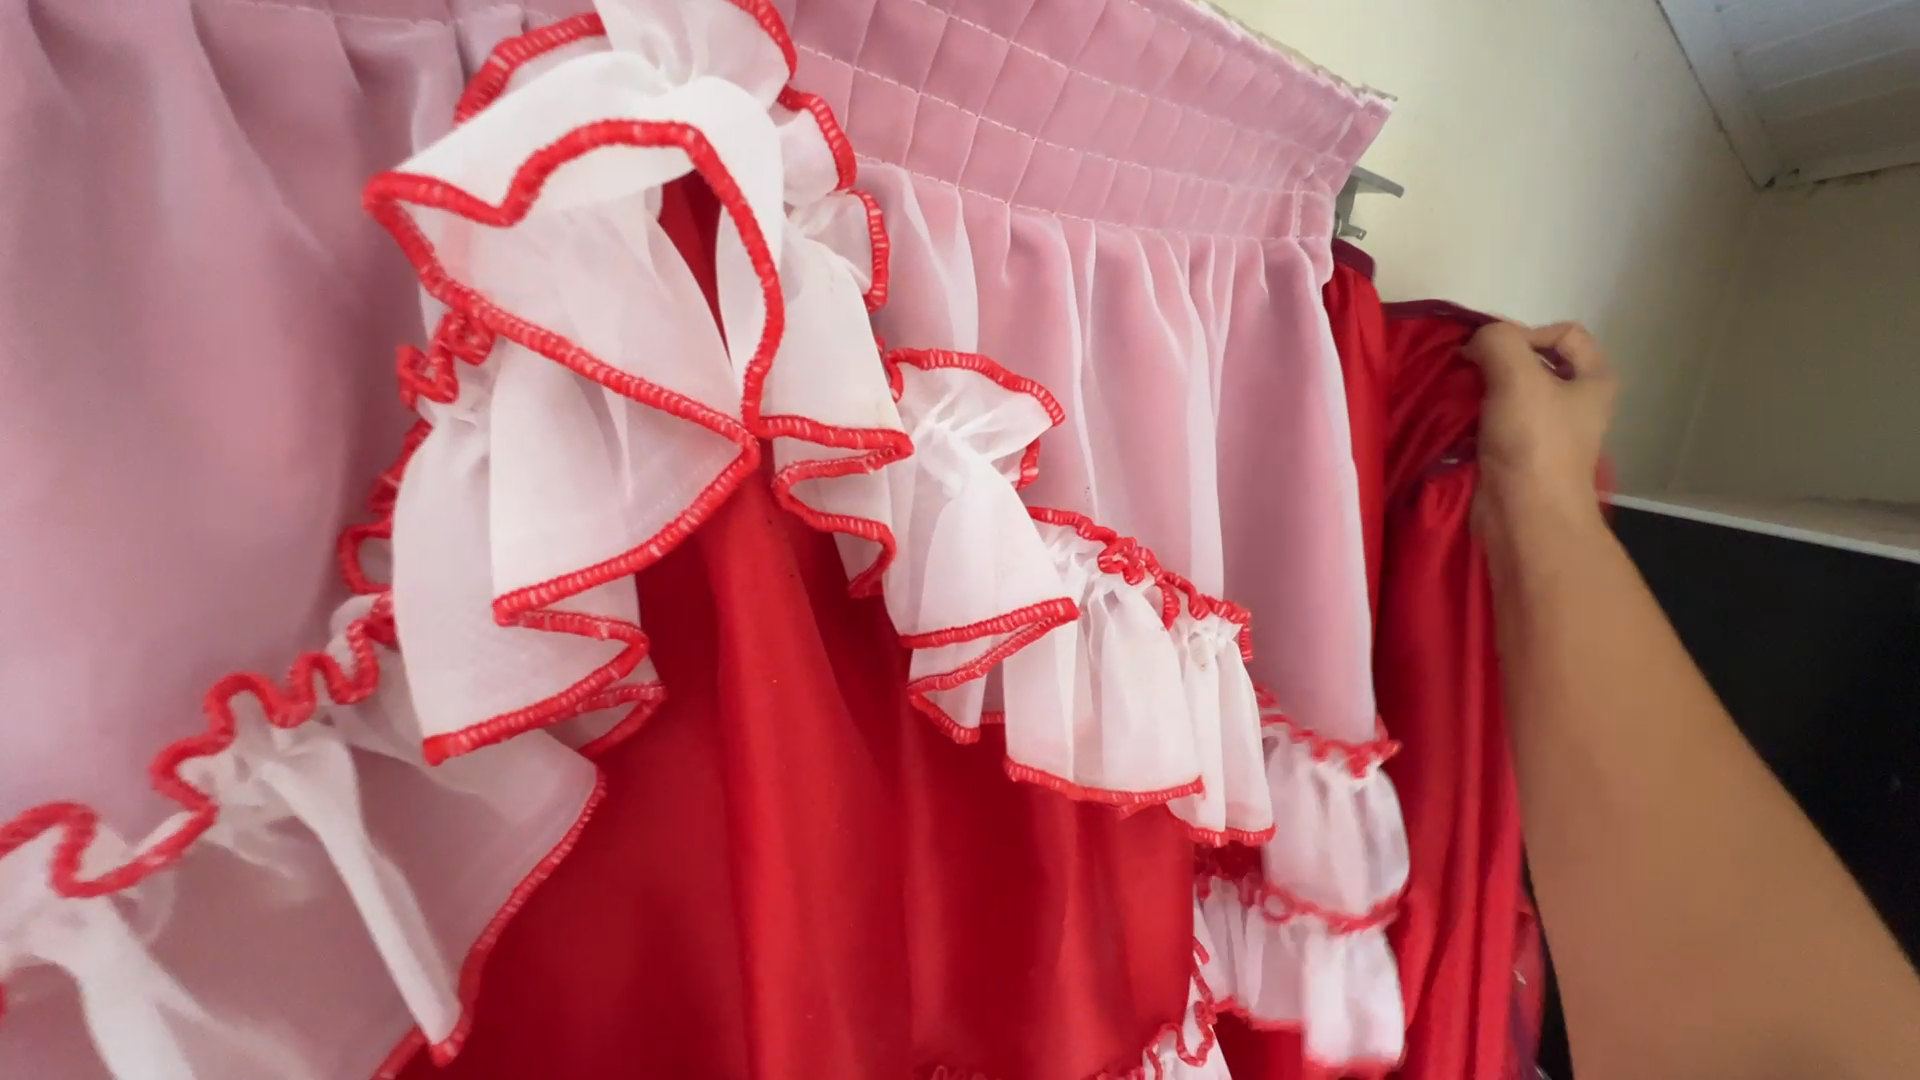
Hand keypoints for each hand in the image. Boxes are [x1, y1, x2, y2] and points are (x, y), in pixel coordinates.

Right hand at [1464, 321, 1615, 535]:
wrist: (1526, 512)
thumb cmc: (1532, 442)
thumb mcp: (1517, 378)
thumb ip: (1497, 343)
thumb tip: (1475, 341)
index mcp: (1593, 378)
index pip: (1563, 332)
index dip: (1525, 334)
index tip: (1490, 356)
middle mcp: (1575, 400)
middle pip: (1532, 363)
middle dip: (1495, 364)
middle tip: (1466, 375)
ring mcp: (1546, 429)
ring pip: (1508, 393)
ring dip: (1479, 392)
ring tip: (1456, 400)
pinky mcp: (1518, 453)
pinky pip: (1492, 423)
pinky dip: (1472, 420)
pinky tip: (1454, 426)